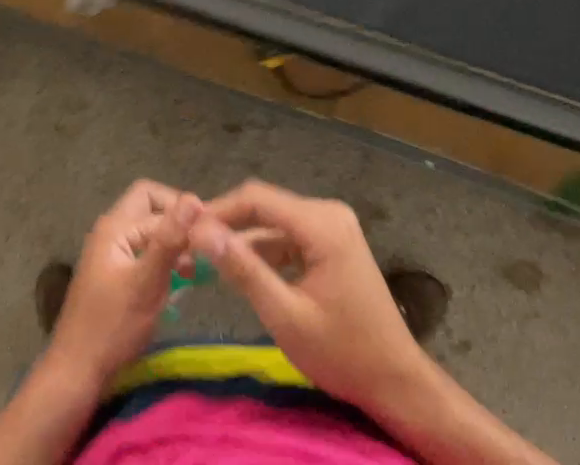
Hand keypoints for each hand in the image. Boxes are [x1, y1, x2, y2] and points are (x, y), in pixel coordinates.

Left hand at [43, 179, 201, 386]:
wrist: (79, 368)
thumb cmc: (113, 325)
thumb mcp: (147, 281)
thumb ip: (169, 239)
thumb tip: (194, 198)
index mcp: (114, 227)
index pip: (156, 199)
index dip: (185, 212)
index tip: (213, 236)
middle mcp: (111, 232)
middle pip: (151, 211)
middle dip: (179, 226)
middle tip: (204, 251)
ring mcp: (112, 254)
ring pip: (150, 235)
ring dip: (174, 247)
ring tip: (195, 273)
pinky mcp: (116, 275)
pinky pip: (145, 255)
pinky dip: (164, 264)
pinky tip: (180, 284)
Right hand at [190, 179, 423, 406]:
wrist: (396, 381)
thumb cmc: (342, 352)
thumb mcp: (284, 314)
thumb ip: (242, 269)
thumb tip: (199, 231)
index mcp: (322, 224)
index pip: (255, 198)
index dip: (216, 211)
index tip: (184, 232)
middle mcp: (329, 213)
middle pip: (263, 206)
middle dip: (226, 225)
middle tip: (189, 249)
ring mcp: (333, 227)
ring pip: (272, 222)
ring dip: (242, 240)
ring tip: (206, 262)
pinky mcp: (332, 243)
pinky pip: (287, 236)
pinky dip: (263, 251)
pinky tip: (241, 271)